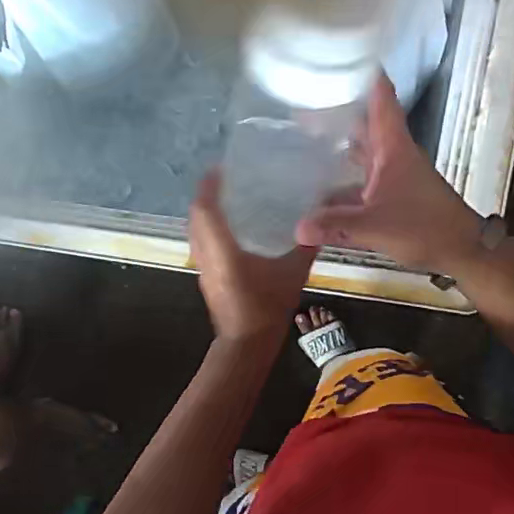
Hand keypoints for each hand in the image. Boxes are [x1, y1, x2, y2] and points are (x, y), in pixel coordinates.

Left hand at [190, 172, 317, 341]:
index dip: (209, 187)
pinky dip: (207, 229)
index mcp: (222, 251)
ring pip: (195, 231)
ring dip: (203, 213)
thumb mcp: (293, 274)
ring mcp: (202, 267)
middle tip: (222, 180)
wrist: (246, 344)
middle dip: (205, 195)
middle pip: (195, 217)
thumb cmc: (267, 308)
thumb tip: (318, 224)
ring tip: (224, 199)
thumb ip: (304, 247)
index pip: (206, 210)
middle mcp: (206, 255)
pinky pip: (200, 243)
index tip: (219, 169)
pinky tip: (226, 230)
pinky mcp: (205, 277)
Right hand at [295, 73, 483, 272]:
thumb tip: (296, 228)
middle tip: (306, 93)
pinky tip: (316, 176)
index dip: (366, 76)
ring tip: (304, 126)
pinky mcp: (388, 190)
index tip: (345, 55)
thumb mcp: (376, 226)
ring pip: (361, 145)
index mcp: (393, 148)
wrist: (462, 250)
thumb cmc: (425, 228)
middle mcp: (391, 153)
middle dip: (339, 105)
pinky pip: (358, 171)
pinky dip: (339, 168)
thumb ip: (335, 224)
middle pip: (364, 119)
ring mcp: (391, 172)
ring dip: (338, 135)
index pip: (381, 100)